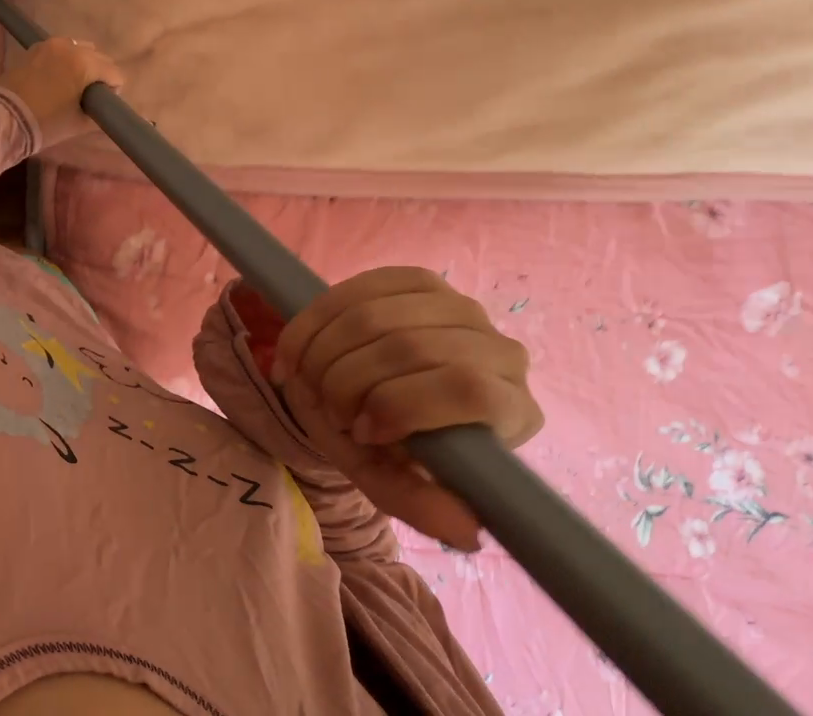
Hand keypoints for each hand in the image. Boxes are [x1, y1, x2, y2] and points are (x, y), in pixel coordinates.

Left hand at [0, 38, 124, 150]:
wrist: (3, 119)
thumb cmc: (45, 123)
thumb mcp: (78, 123)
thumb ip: (99, 112)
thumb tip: (104, 105)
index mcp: (84, 63)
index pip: (114, 73)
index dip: (112, 90)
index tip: (102, 105)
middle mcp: (69, 47)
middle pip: (98, 57)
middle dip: (98, 75)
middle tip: (88, 96)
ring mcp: (49, 45)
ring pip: (78, 49)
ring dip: (82, 64)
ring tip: (72, 84)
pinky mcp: (33, 49)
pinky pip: (59, 50)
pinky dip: (63, 60)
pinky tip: (56, 77)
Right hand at [271, 267, 543, 551]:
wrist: (354, 398)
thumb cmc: (383, 446)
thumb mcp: (393, 484)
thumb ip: (423, 507)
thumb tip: (467, 531)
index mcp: (511, 409)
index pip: (467, 388)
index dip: (401, 405)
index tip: (361, 432)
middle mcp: (499, 350)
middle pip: (412, 347)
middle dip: (347, 380)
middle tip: (328, 408)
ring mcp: (458, 307)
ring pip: (375, 315)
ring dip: (324, 352)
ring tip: (311, 379)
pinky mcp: (414, 280)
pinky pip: (353, 288)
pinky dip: (312, 323)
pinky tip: (301, 349)